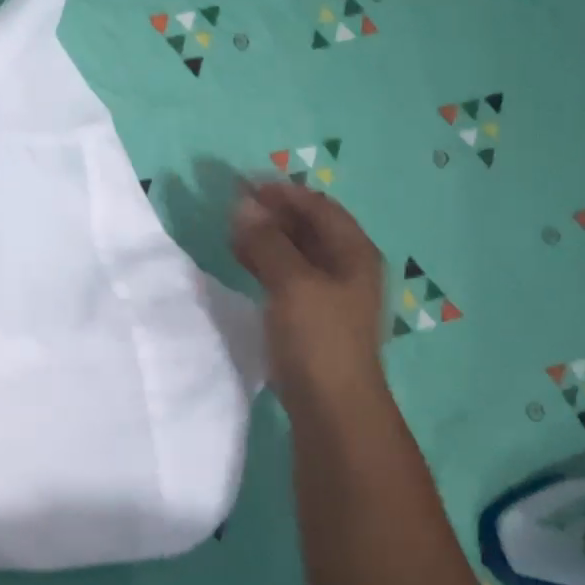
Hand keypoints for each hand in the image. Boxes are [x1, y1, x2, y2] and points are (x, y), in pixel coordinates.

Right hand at [231, 182, 386, 410]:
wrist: (331, 404)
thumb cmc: (318, 339)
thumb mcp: (292, 284)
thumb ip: (267, 243)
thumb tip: (244, 205)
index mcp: (353, 254)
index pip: (318, 207)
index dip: (283, 191)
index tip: (243, 181)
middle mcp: (345, 267)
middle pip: (308, 226)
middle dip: (273, 211)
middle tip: (232, 201)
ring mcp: (327, 293)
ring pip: (294, 250)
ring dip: (266, 234)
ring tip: (231, 227)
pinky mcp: (308, 314)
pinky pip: (284, 273)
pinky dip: (263, 259)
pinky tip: (241, 259)